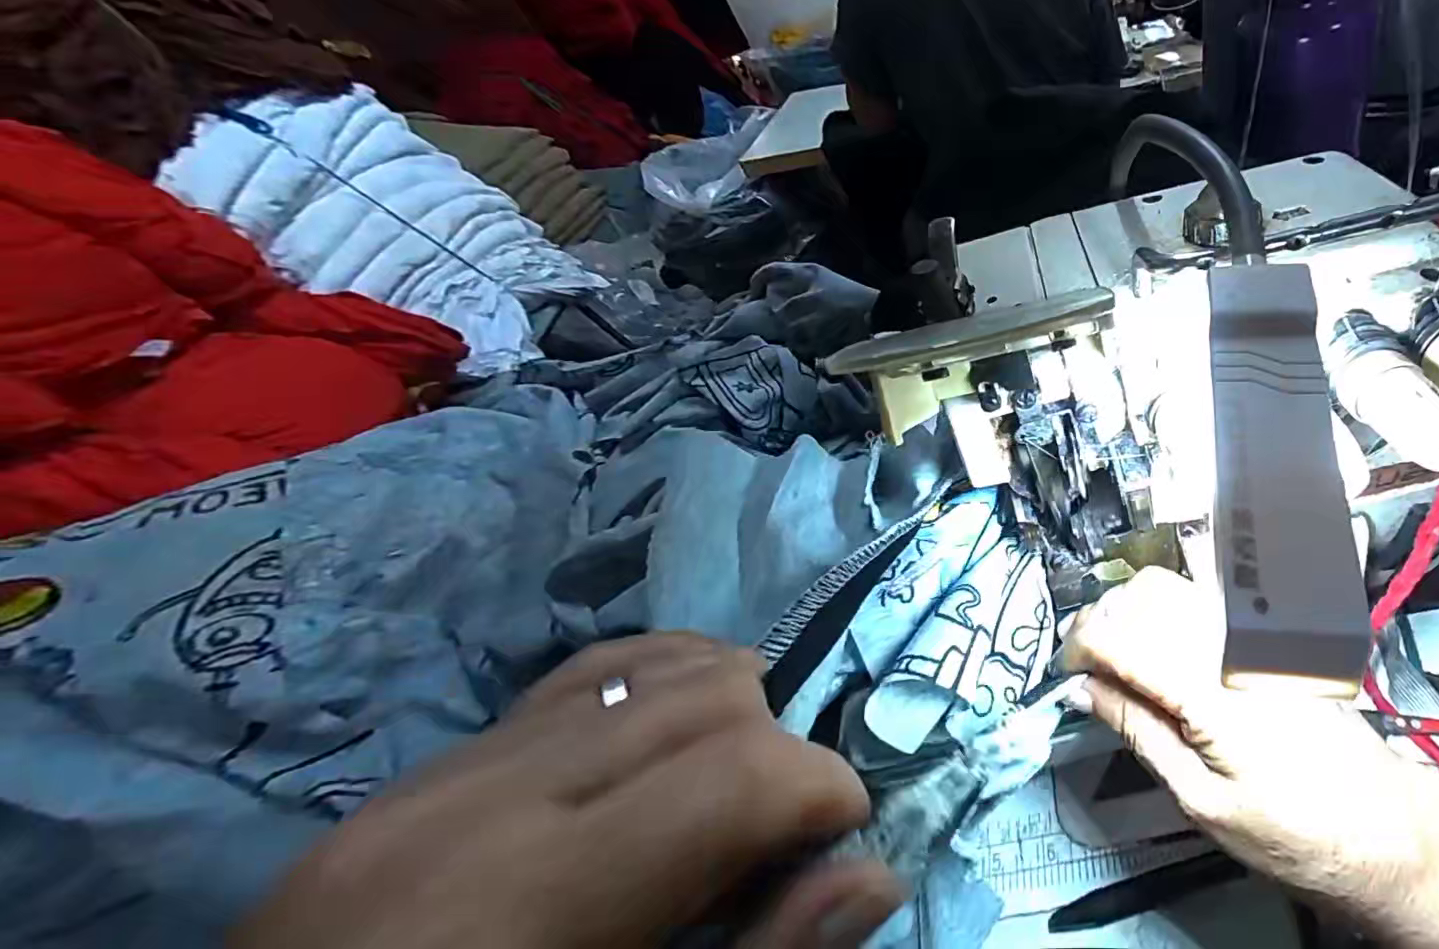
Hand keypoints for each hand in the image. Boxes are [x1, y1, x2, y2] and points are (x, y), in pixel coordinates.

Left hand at [232, 634, 902, 948]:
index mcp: (513, 913)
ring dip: (725, 712)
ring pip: (652, 664)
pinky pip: (583, 680)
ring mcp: (442, 773)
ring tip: (726, 790)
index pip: (729, 774)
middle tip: (777, 837)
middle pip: (704, 698)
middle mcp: (476, 806)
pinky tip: (667, 745)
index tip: (844, 834)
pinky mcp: (427, 770)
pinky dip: (658, 691)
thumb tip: (873, 878)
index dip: (819, 789)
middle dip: (778, 751)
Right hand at [1061, 567, 1438, 910]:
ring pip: (1166, 585)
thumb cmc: (1295, 832)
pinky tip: (1158, 647)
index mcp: (1207, 686)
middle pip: (1137, 594)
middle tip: (1088, 668)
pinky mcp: (1263, 633)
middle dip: (1098, 622)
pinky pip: (1195, 597)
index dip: (1078, 646)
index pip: (1118, 634)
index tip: (1065, 672)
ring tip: (1120, 657)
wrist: (1392, 830)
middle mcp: (1227, 640)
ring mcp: (1250, 631)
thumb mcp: (1202, 800)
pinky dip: (1160, 609)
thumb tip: (1085, 689)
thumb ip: (1138, 731)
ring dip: (1127, 610)